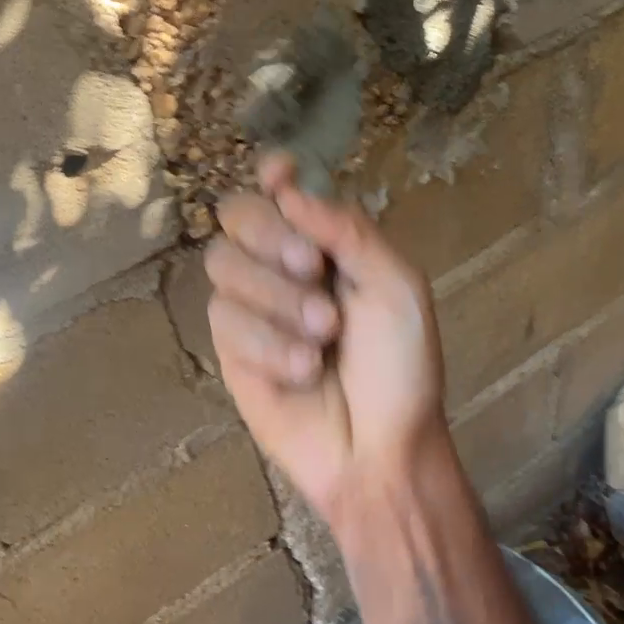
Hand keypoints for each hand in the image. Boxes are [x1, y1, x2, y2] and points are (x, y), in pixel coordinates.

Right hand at [206, 155, 447, 523]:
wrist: (380, 450)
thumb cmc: (401, 367)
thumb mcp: (396, 288)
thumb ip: (348, 231)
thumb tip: (288, 190)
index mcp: (326, 244)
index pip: (281, 190)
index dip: (273, 175)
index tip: (280, 174)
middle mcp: (282, 266)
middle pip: (237, 214)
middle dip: (271, 236)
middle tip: (313, 269)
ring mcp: (252, 307)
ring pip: (223, 264)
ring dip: (277, 299)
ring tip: (323, 337)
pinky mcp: (231, 349)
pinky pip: (224, 320)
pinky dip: (268, 344)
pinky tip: (304, 371)